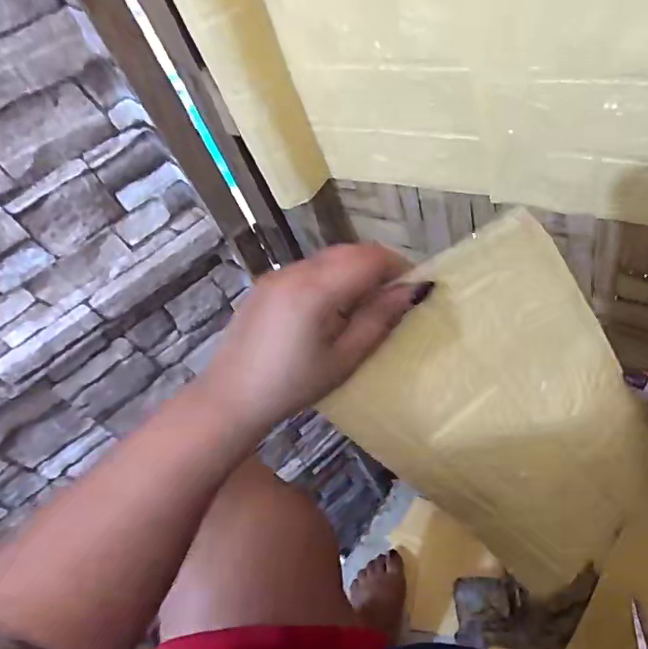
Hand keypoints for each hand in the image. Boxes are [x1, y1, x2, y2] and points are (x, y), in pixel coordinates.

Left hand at [196, 244, 431, 436]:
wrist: (232, 397)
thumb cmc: (294, 385)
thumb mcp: (345, 358)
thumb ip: (379, 320)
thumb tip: (412, 292)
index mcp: (316, 289)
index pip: (369, 258)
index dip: (399, 267)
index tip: (415, 289)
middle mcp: (295, 271)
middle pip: (350, 251)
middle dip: (379, 267)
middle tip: (397, 298)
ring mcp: (277, 274)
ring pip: (330, 258)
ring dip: (356, 271)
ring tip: (368, 306)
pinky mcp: (267, 284)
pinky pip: (310, 269)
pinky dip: (332, 278)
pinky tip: (334, 309)